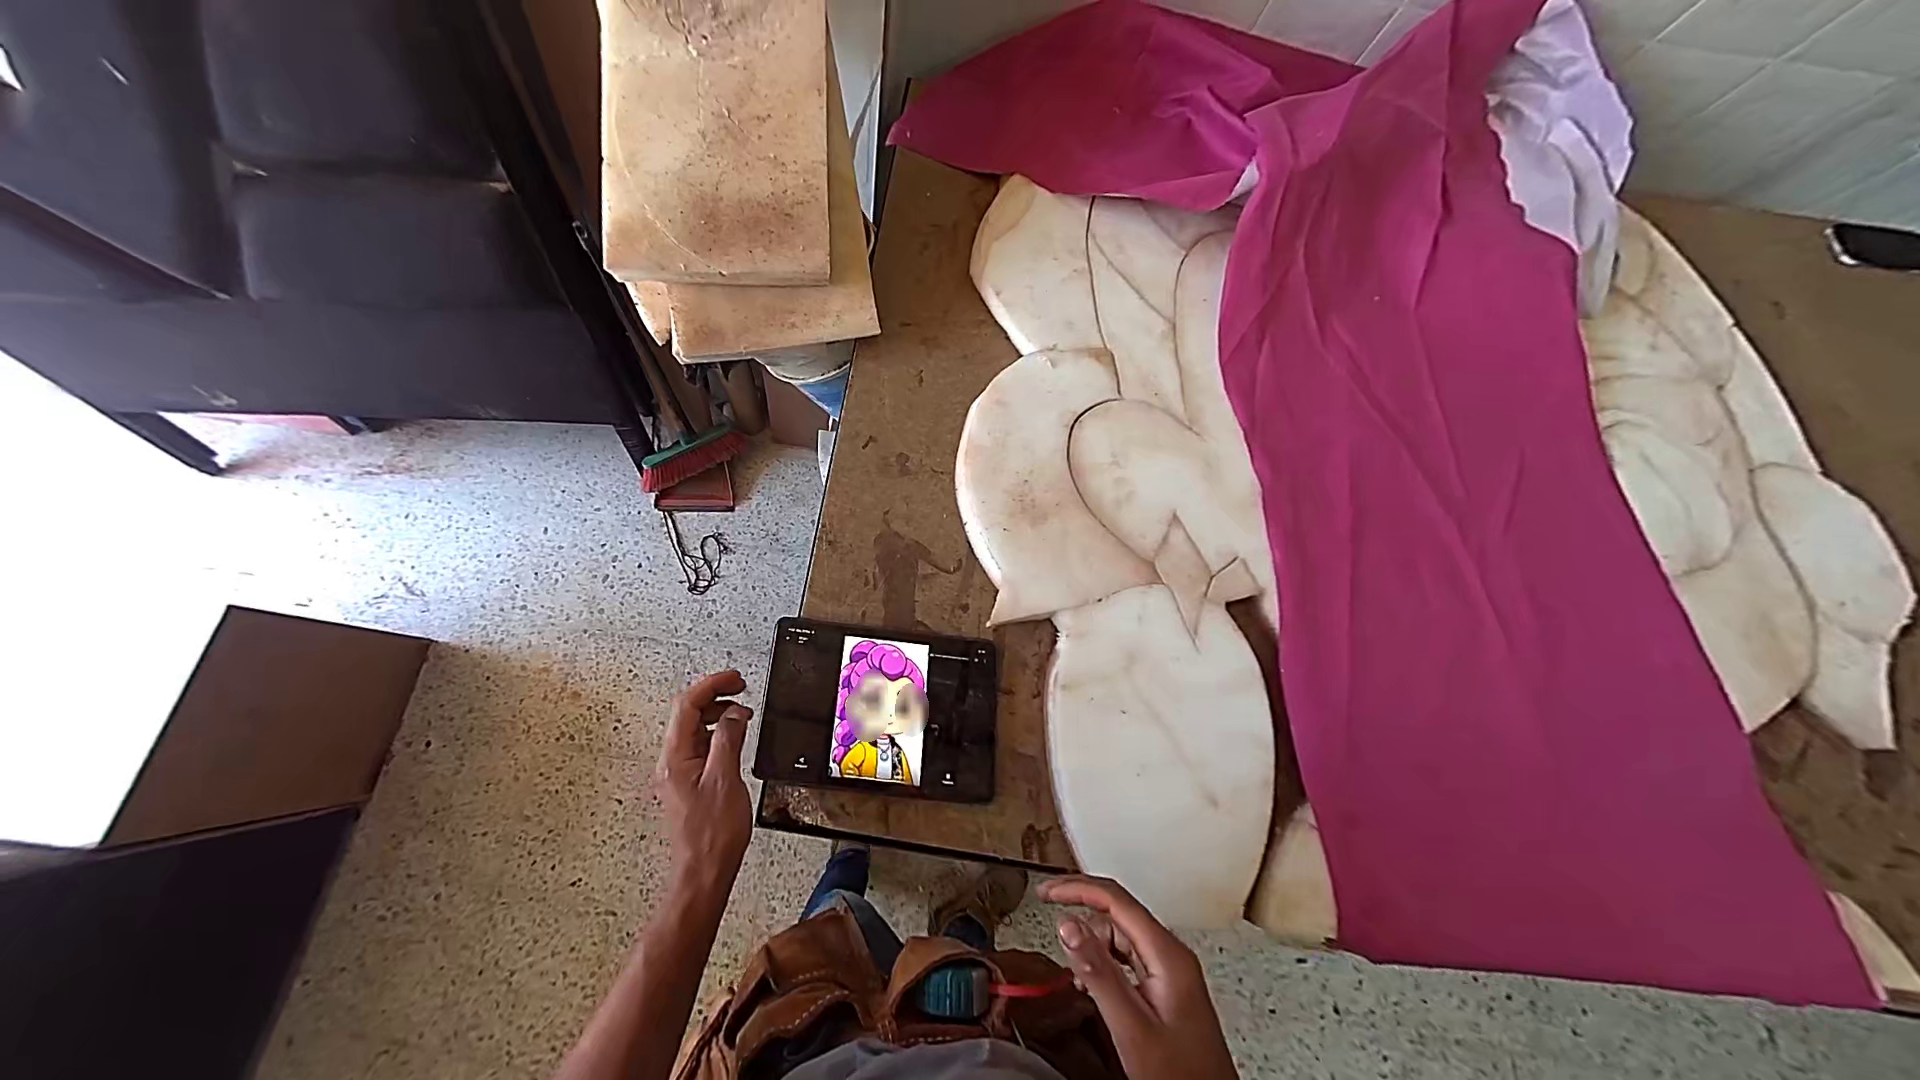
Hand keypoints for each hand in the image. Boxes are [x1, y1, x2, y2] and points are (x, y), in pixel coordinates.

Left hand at [656, 669, 753, 897]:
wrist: (704, 871)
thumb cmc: (712, 834)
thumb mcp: (725, 778)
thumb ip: (728, 740)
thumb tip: (735, 713)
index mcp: (676, 758)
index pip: (687, 706)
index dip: (711, 685)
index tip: (734, 678)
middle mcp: (672, 763)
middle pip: (688, 714)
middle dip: (715, 695)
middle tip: (741, 688)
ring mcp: (680, 773)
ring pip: (695, 729)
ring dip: (718, 714)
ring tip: (743, 712)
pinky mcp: (690, 782)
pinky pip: (701, 746)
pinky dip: (719, 733)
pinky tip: (735, 736)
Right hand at [1037, 876, 1238, 1079]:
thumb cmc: (1180, 1077)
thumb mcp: (1130, 1027)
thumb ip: (1098, 973)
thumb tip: (1068, 925)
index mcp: (1167, 954)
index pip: (1115, 898)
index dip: (1077, 888)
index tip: (1047, 892)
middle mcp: (1170, 954)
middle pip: (1116, 914)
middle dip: (1082, 919)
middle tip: (1053, 928)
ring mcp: (1169, 970)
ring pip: (1119, 936)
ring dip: (1092, 947)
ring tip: (1078, 978)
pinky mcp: (1164, 987)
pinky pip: (1126, 957)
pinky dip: (1103, 963)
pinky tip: (1092, 984)